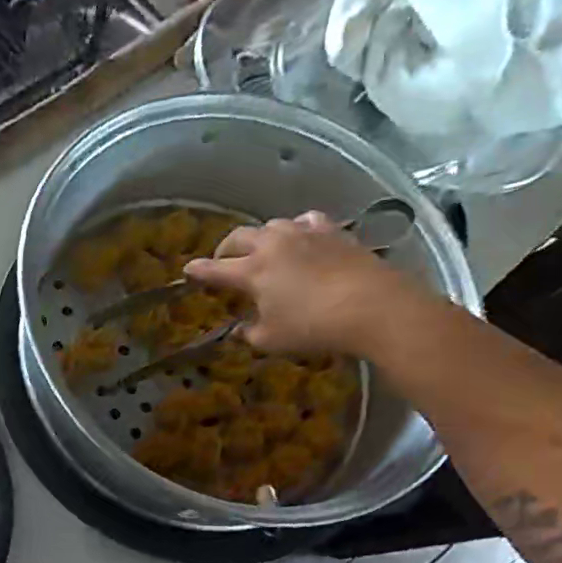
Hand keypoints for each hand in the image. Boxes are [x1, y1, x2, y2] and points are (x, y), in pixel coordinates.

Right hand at [184, 212, 455, 357]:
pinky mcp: (335, 233)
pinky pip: (306, 223)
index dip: (198, 271)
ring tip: (263, 251)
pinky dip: (296, 231)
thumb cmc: (313, 327)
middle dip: (225, 249)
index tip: (187, 271)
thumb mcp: (270, 340)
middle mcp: (274, 245)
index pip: (214, 269)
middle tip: (223, 262)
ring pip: (272, 225)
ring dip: (261, 237)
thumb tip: (240, 328)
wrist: (375, 307)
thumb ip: (249, 332)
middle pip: (238, 237)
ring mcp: (306, 234)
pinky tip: (301, 240)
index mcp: (252, 271)